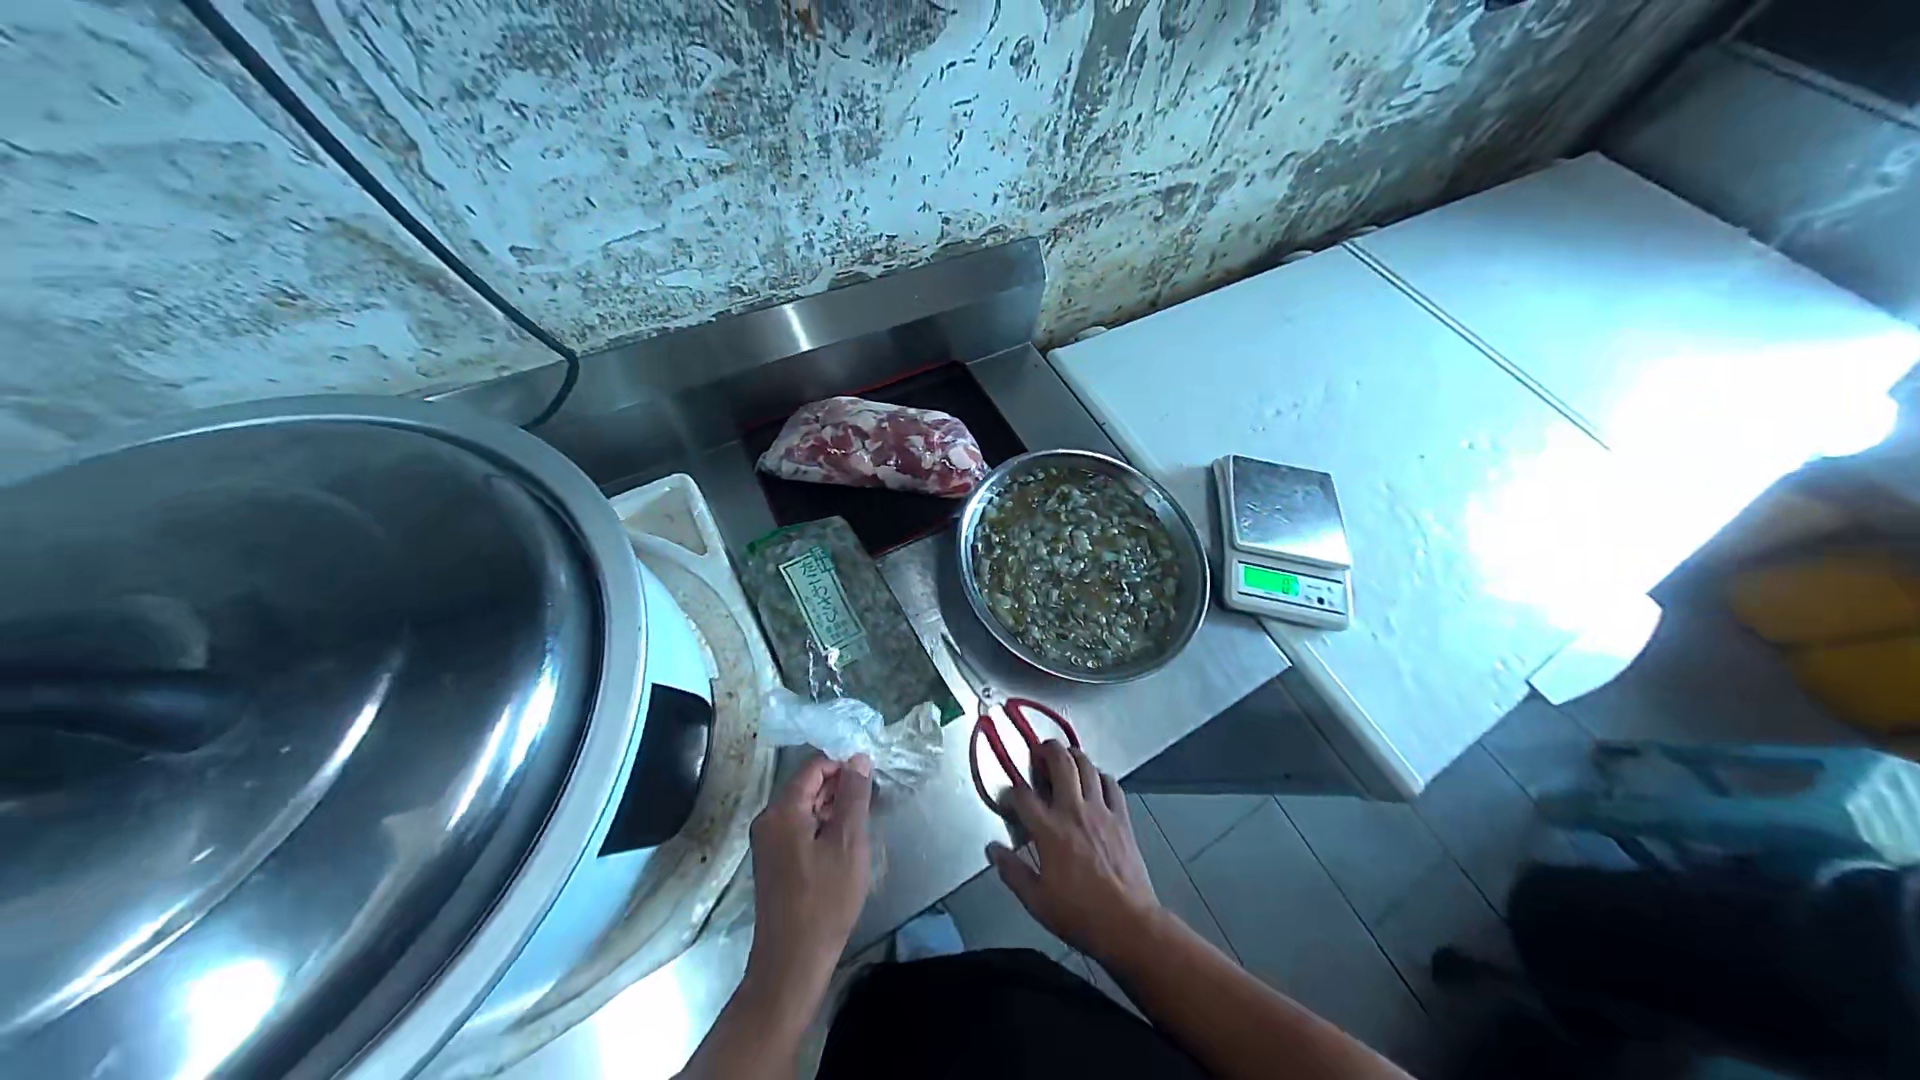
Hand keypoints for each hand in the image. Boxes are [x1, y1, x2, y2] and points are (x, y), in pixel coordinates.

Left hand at [747, 752, 873, 991]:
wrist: (792, 961)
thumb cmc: (825, 900)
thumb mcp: (848, 842)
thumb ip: (854, 796)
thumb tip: (858, 759)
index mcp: (782, 810)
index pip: (814, 766)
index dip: (843, 766)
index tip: (870, 779)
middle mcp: (768, 820)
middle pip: (806, 785)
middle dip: (839, 787)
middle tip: (869, 803)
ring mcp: (767, 842)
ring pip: (804, 808)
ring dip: (832, 808)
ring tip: (860, 824)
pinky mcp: (773, 861)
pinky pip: (798, 828)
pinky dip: (821, 827)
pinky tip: (842, 845)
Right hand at [987, 741, 1162, 962]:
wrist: (1128, 924)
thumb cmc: (1079, 914)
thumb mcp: (1035, 900)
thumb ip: (1012, 871)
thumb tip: (992, 849)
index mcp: (1049, 831)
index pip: (1022, 796)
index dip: (1010, 793)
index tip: (1007, 801)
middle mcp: (1074, 811)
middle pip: (1060, 762)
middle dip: (1045, 750)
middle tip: (1037, 753)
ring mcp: (1101, 811)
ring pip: (1087, 766)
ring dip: (1073, 757)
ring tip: (1064, 760)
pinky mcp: (1122, 818)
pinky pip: (1111, 784)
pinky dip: (1100, 776)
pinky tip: (1094, 783)